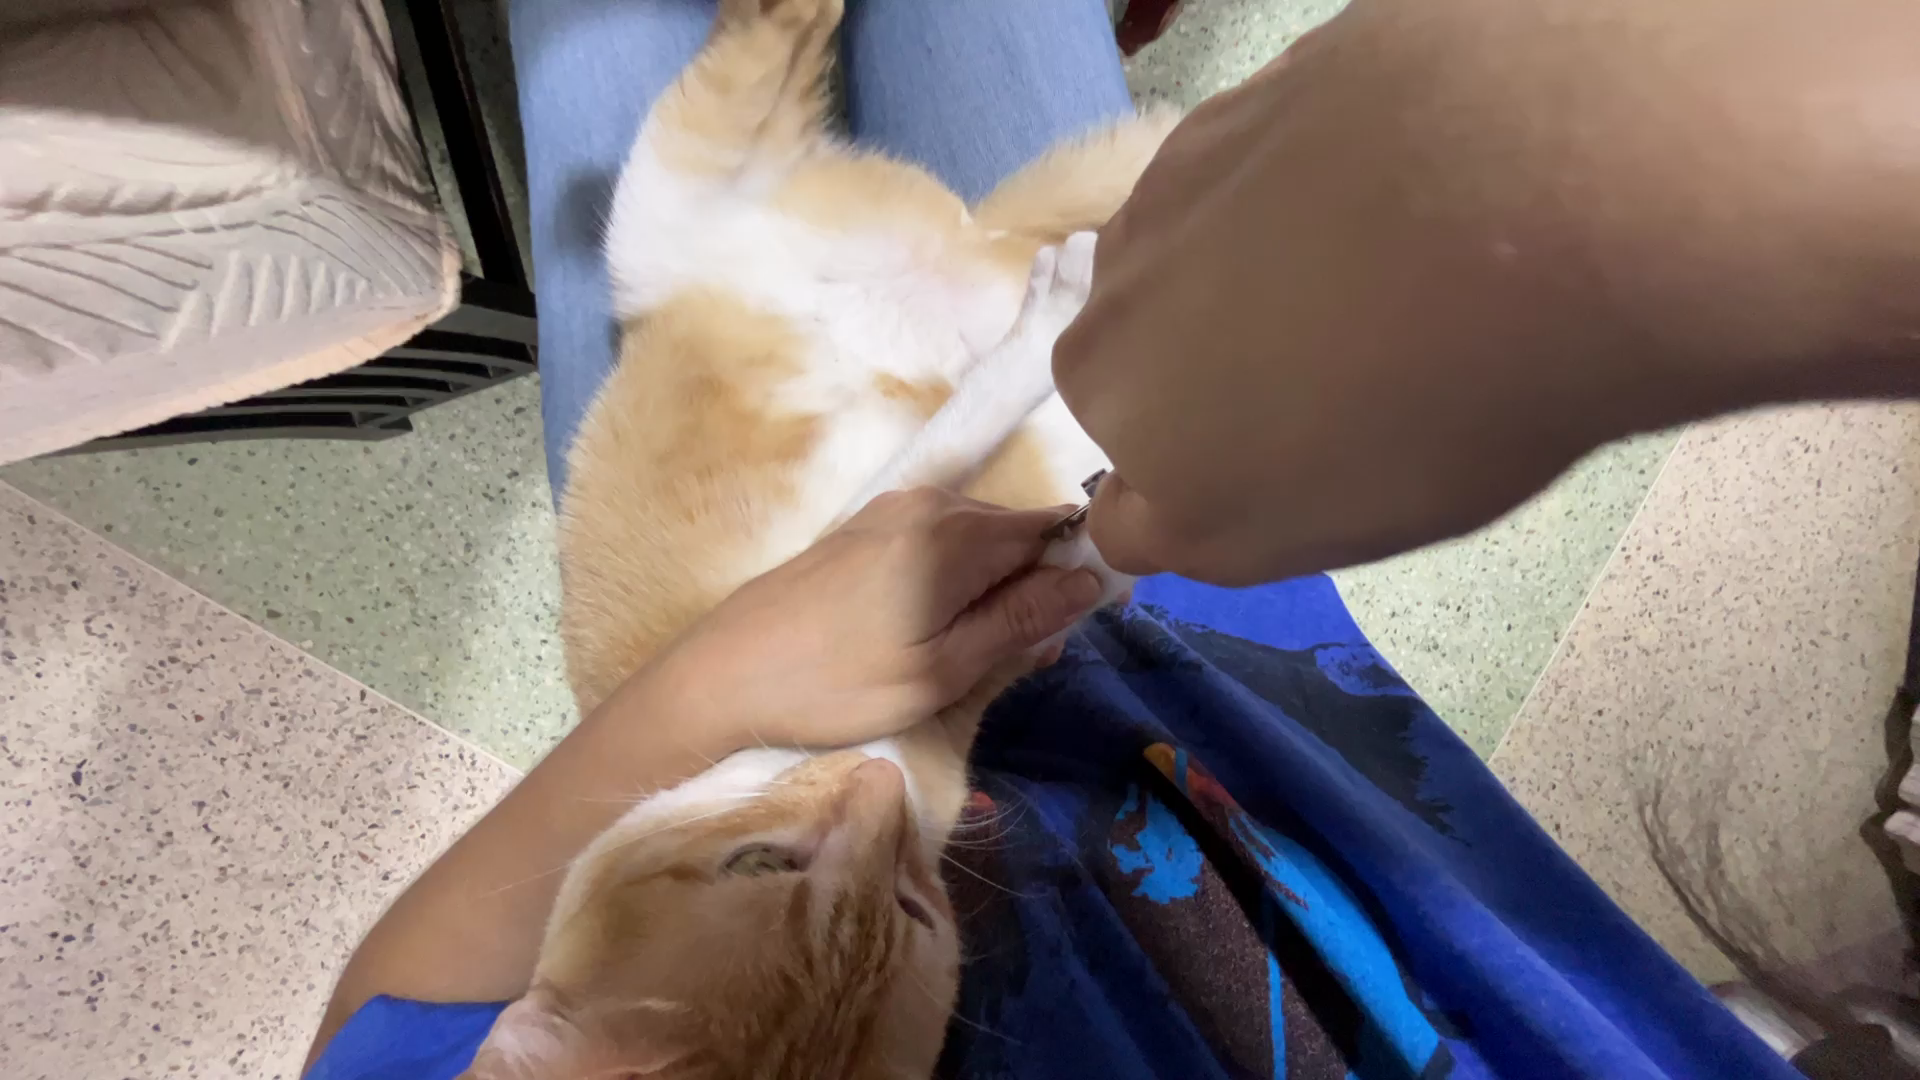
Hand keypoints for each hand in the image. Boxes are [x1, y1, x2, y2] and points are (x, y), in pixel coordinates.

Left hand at [649, 488, 1103, 747]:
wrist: (723, 673)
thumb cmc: (838, 683)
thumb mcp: (943, 670)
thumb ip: (1021, 620)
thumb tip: (1090, 581)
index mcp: (955, 533)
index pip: (1053, 532)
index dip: (1072, 576)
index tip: (1060, 630)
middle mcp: (928, 502)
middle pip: (1014, 533)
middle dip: (1029, 586)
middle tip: (1011, 657)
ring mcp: (890, 509)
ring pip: (975, 539)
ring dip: (989, 586)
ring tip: (965, 650)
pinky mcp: (864, 526)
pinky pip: (936, 540)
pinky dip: (952, 578)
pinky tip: (926, 625)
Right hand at [1056, 0, 1919, 585]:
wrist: (1555, 194)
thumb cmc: (1392, 416)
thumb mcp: (1251, 539)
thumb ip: (1152, 531)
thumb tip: (1120, 501)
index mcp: (1099, 379)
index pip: (1120, 438)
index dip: (1192, 461)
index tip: (1278, 458)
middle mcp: (1116, 270)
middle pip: (1155, 339)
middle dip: (1215, 366)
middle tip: (1333, 371)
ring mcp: (1193, 165)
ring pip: (1204, 249)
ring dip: (1256, 273)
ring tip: (1373, 278)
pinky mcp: (1273, 82)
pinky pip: (1268, 165)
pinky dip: (1311, 193)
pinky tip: (1397, 196)